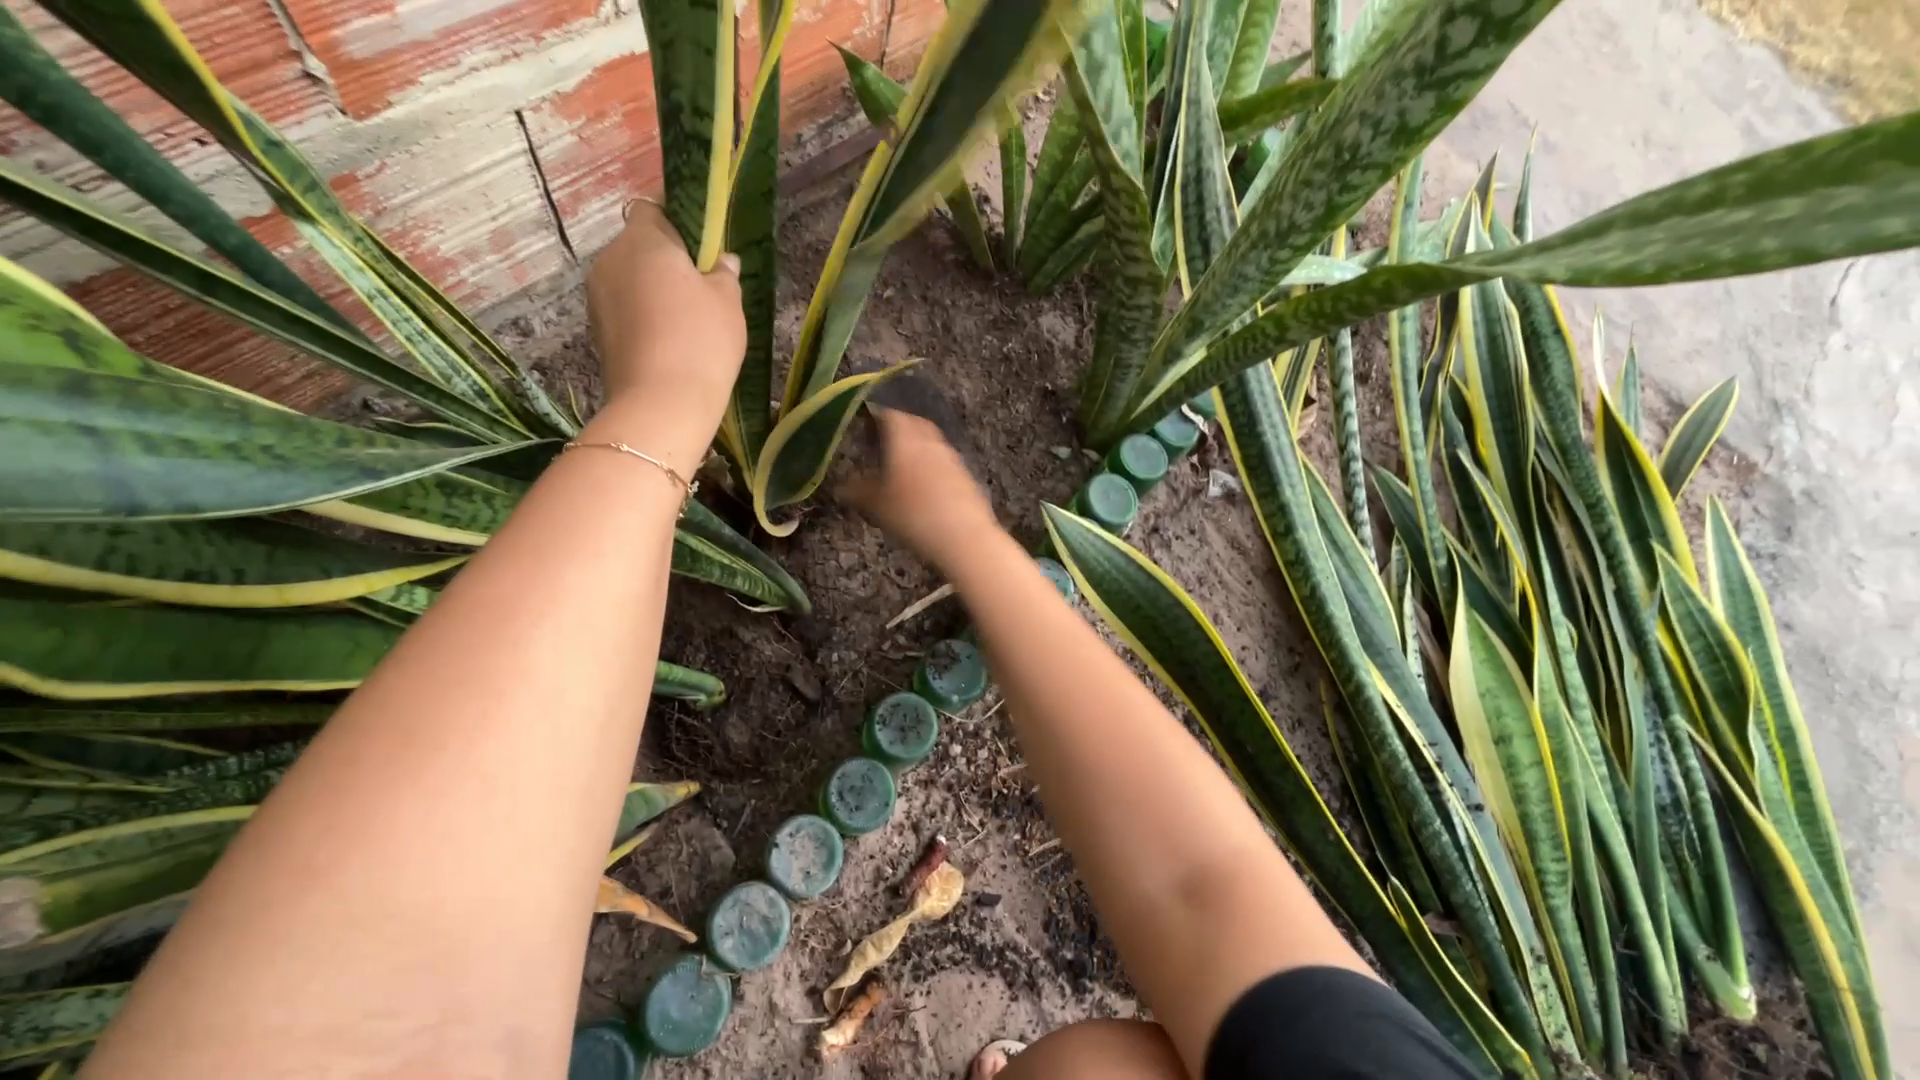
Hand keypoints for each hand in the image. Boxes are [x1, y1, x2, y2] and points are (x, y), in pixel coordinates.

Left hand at [584, 199, 743, 460]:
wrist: (662, 404)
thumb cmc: (701, 340)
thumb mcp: (727, 302)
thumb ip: (724, 274)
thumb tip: (722, 261)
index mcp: (642, 240)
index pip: (653, 208)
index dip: (678, 219)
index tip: (703, 243)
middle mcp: (610, 259)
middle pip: (640, 245)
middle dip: (667, 258)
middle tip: (703, 284)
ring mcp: (597, 296)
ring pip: (631, 278)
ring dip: (654, 289)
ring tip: (688, 318)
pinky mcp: (597, 330)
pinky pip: (625, 308)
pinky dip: (644, 315)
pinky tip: (670, 340)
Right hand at [841, 407, 1001, 570]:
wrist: (964, 536)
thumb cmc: (913, 514)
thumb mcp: (876, 505)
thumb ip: (857, 492)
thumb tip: (841, 488)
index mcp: (905, 439)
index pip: (890, 415)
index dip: (876, 417)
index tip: (864, 426)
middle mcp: (929, 440)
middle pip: (913, 423)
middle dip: (898, 428)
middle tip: (882, 441)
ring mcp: (951, 457)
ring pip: (930, 441)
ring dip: (916, 446)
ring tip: (900, 464)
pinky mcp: (965, 475)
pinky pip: (942, 460)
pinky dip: (930, 464)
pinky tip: (922, 485)